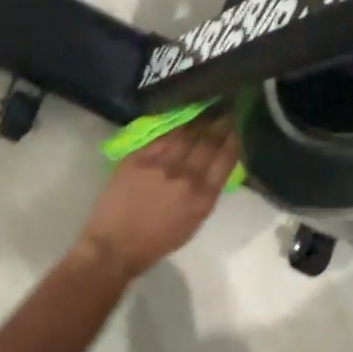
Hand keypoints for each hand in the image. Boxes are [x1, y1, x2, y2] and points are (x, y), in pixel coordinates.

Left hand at [74, 116, 239, 279]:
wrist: (114, 246)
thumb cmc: (155, 242)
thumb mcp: (192, 222)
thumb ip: (204, 193)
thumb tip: (212, 166)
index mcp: (203, 198)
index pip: (225, 158)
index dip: (233, 136)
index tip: (238, 121)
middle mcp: (185, 177)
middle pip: (208, 141)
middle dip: (219, 121)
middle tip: (225, 105)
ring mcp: (160, 164)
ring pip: (185, 133)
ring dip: (199, 119)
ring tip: (206, 106)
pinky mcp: (138, 157)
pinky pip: (161, 136)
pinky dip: (174, 126)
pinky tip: (181, 118)